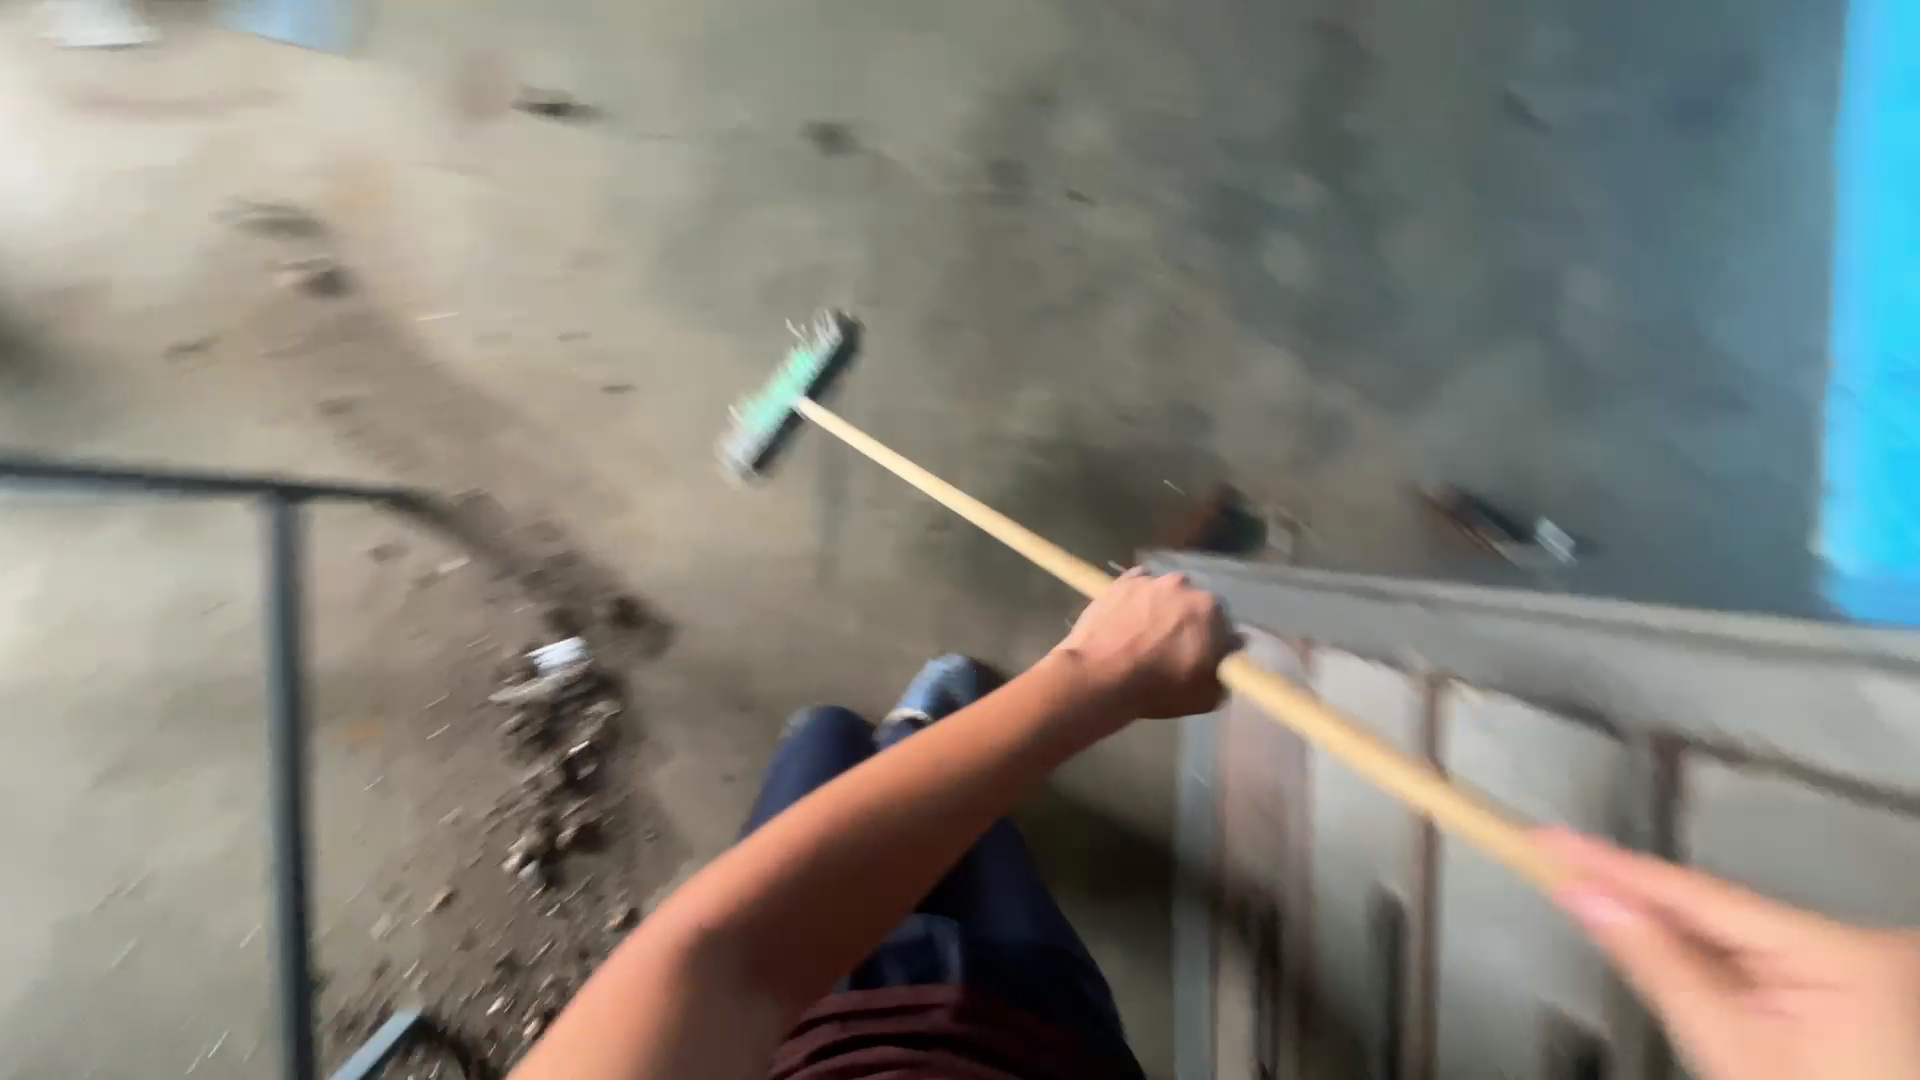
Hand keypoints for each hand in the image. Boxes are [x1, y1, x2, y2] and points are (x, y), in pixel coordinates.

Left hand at [1050, 568, 1236, 721]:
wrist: (1098, 677)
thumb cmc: (1158, 689)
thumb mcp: (1206, 695)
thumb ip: (1226, 666)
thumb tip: (1233, 643)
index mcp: (1210, 609)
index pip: (1222, 623)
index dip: (1212, 640)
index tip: (1200, 655)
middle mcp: (1183, 585)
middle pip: (1192, 603)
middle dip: (1187, 620)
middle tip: (1170, 645)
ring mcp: (1149, 580)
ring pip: (1164, 592)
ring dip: (1162, 606)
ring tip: (1145, 632)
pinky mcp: (1120, 582)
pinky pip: (1137, 585)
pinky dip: (1137, 597)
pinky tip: (1129, 615)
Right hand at [1542, 829, 1919, 1079]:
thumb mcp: (1720, 1039)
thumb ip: (1650, 957)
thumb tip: (1581, 891)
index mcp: (1841, 949)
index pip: (1692, 891)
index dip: (1610, 863)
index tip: (1549, 838)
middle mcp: (1861, 940)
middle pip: (1710, 905)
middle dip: (1635, 896)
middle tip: (1558, 870)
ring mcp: (1863, 957)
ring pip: (1727, 923)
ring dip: (1664, 921)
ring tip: (1598, 903)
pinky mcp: (1852, 973)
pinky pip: (1752, 942)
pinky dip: (1700, 944)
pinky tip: (1656, 938)